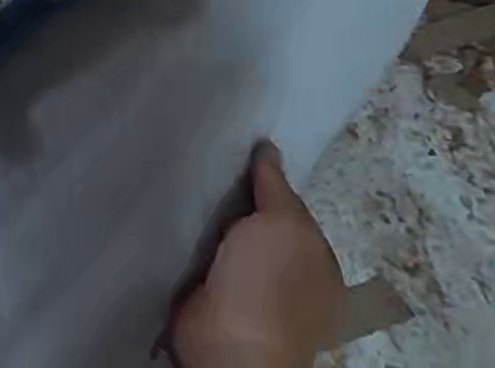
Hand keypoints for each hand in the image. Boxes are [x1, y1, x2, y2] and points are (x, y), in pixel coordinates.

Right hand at [174, 142, 345, 367]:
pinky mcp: (214, 293)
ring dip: (212, 213)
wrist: (228, 346)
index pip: (290, 207)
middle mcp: (287, 275)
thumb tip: (269, 147)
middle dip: (237, 196)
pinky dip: (193, 233)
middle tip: (209, 154)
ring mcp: (250, 287)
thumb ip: (275, 185)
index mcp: (315, 262)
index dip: (268, 180)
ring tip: (189, 169)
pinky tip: (179, 204)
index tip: (240, 150)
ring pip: (230, 235)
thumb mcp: (283, 223)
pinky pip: (205, 251)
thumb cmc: (269, 283)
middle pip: (259, 220)